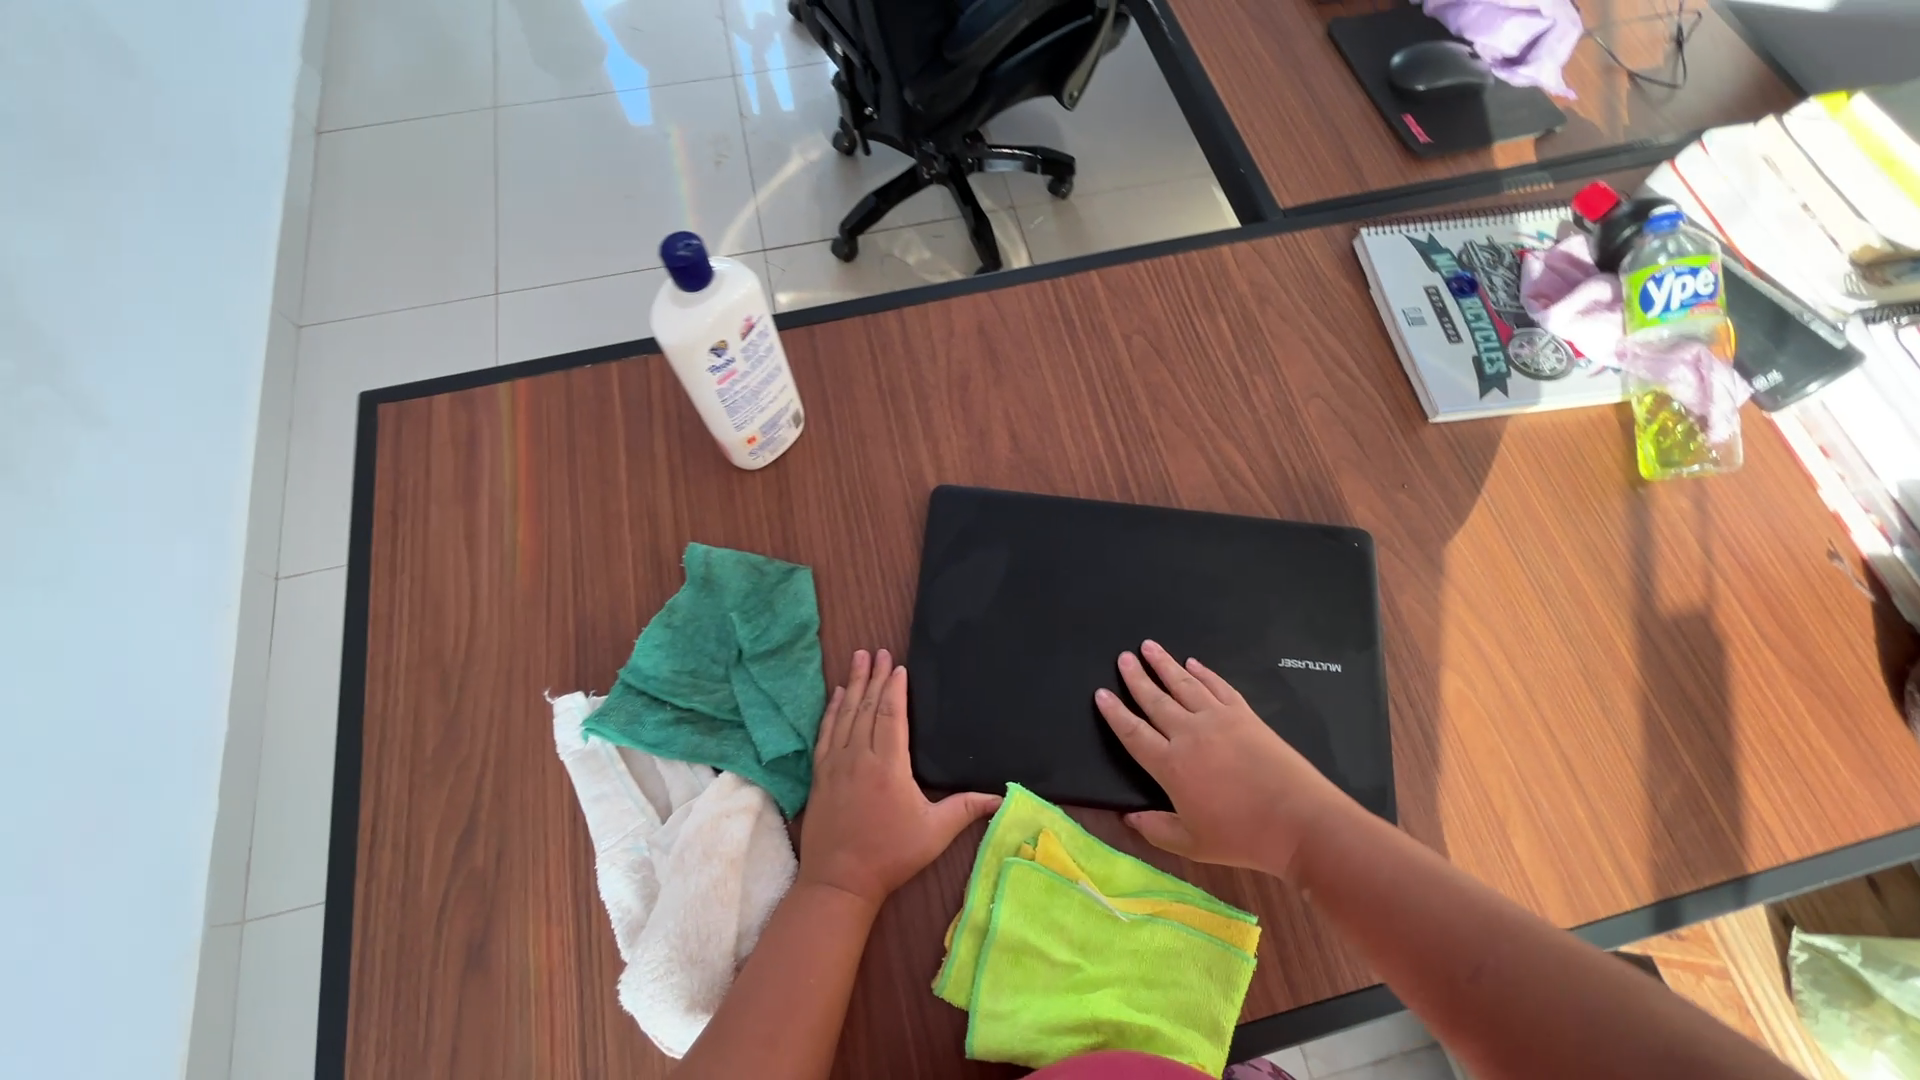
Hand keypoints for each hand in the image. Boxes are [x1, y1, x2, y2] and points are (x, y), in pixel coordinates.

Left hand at [799, 649, 1001, 908]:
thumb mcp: (935, 833)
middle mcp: (860, 757)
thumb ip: (966, 809)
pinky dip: (832, 711)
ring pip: (845, 715)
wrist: (839, 881)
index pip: (891, 715)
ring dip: (853, 685)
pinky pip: (826, 733)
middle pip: (867, 707)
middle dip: (874, 677)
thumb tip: (1003, 798)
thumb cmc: (891, 856)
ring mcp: (836, 765)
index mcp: (889, 766)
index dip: (895, 689)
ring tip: (858, 659)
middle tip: (878, 651)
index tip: (898, 667)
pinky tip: (836, 696)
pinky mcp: (820, 775)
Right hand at [1095, 639, 1359, 880]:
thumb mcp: (1191, 844)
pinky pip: (1219, 686)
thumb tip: (1129, 817)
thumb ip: (1156, 829)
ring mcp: (1219, 720)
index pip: (1133, 732)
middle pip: (1155, 699)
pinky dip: (1204, 673)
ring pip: (1184, 684)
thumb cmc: (1242, 837)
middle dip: (1136, 677)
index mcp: (1170, 765)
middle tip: (1123, 657)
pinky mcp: (1245, 716)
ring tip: (1149, 646)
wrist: (1300, 821)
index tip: (1101, 693)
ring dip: (1165, 664)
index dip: (1115, 713)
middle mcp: (1189, 734)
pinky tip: (1193, 663)